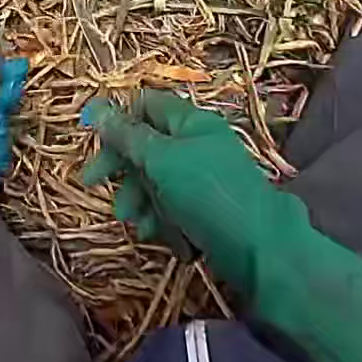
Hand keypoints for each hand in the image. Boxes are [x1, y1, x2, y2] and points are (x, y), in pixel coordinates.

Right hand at [81, 91, 361, 361]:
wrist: (266, 256)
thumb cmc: (209, 196)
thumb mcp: (160, 160)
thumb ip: (125, 134)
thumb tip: (95, 107)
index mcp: (190, 122)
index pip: (143, 104)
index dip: (118, 121)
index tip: (98, 144)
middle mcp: (195, 144)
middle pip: (142, 143)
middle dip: (121, 168)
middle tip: (95, 185)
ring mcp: (201, 177)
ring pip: (152, 178)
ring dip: (137, 198)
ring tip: (135, 222)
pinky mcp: (204, 208)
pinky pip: (170, 204)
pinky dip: (159, 218)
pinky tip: (159, 236)